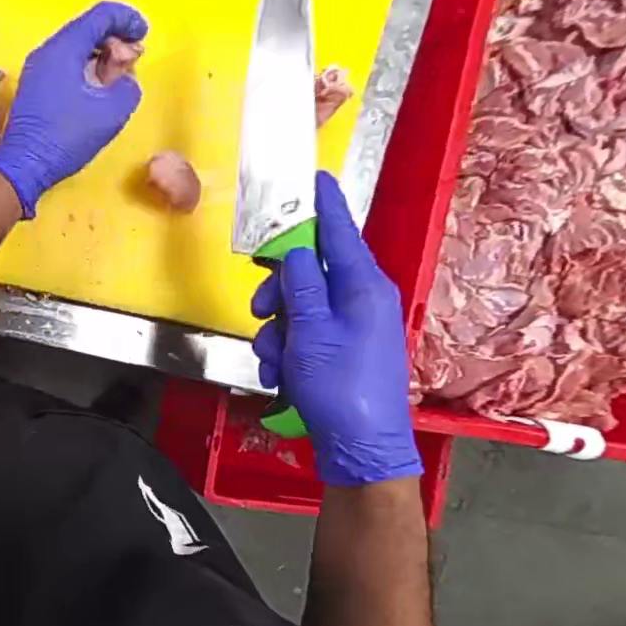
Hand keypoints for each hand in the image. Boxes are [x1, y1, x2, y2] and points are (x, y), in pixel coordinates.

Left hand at [0, 1, 147, 217]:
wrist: (23, 168)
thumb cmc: (65, 138)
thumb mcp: (110, 113)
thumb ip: (128, 86)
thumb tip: (124, 77)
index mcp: (65, 48)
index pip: (102, 14)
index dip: (128, 19)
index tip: (144, 35)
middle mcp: (47, 51)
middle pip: (87, 29)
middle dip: (114, 40)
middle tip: (130, 63)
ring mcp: (36, 70)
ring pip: (74, 49)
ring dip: (99, 57)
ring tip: (114, 80)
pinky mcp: (33, 89)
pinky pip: (63, 66)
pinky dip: (83, 70)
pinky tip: (93, 92)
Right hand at [251, 172, 420, 485]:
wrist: (362, 445)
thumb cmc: (340, 386)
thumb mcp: (312, 332)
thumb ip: (302, 287)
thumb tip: (298, 251)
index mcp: (364, 287)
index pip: (340, 234)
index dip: (323, 207)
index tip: (313, 180)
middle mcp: (360, 302)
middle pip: (309, 275)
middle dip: (279, 294)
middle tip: (262, 311)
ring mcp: (350, 330)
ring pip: (298, 311)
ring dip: (277, 335)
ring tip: (277, 364)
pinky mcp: (338, 355)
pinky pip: (303, 339)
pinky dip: (286, 355)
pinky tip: (282, 376)